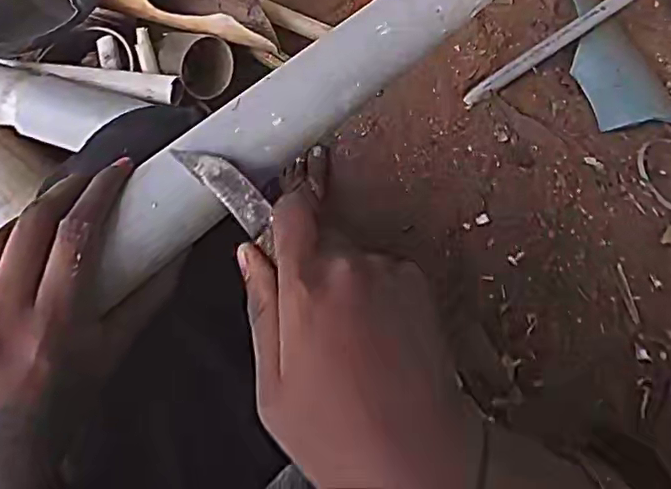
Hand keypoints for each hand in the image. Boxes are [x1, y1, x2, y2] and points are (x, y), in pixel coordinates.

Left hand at [0, 159, 166, 488]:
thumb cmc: (53, 423)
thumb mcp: (108, 359)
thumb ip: (145, 301)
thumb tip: (174, 257)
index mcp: (51, 327)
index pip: (78, 231)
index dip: (101, 190)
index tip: (115, 171)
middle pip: (32, 223)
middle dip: (64, 190)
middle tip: (82, 183)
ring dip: (23, 223)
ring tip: (44, 219)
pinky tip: (2, 269)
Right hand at [238, 171, 483, 488]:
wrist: (421, 460)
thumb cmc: (341, 436)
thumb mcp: (273, 386)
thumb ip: (260, 305)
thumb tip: (249, 256)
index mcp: (306, 285)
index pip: (291, 209)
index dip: (284, 218)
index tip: (281, 233)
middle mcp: (350, 265)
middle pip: (322, 233)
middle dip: (314, 263)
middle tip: (315, 317)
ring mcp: (388, 270)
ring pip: (354, 254)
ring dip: (349, 280)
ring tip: (354, 340)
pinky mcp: (417, 280)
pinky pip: (385, 269)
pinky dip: (380, 292)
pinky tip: (380, 340)